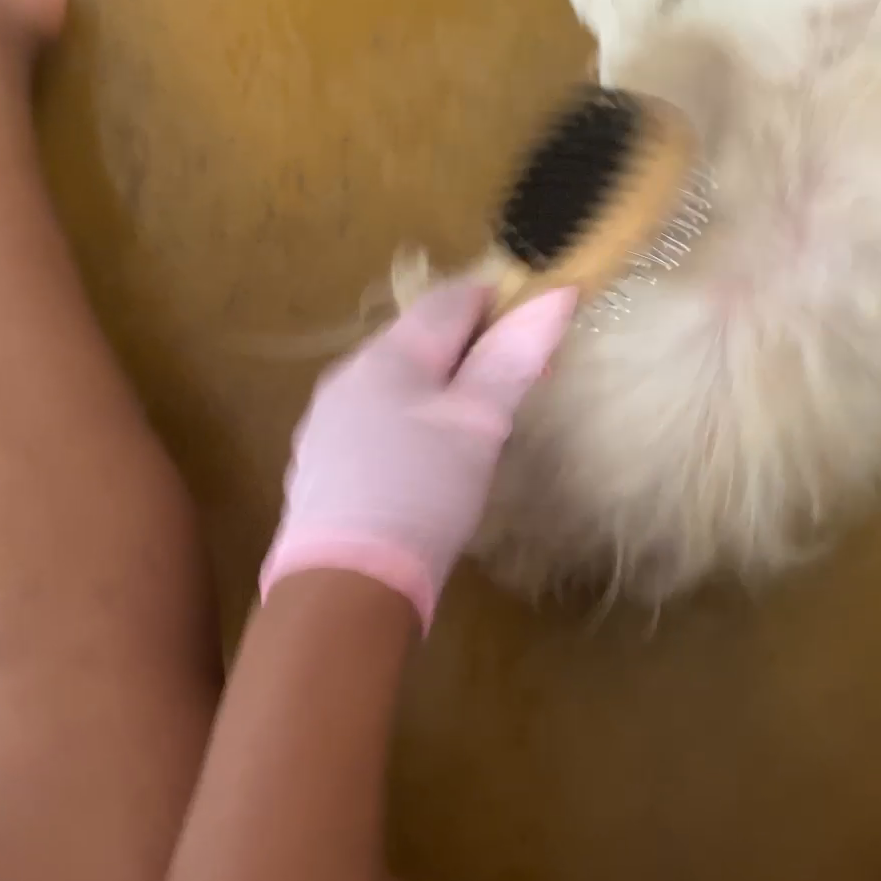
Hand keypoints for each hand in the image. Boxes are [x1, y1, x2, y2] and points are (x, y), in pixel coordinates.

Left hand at [260, 279, 577, 628]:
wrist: (347, 584)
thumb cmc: (424, 490)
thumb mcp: (480, 422)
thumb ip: (514, 358)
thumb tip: (556, 295)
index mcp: (389, 355)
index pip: (450, 299)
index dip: (499, 301)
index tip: (538, 328)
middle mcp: (350, 375)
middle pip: (421, 339)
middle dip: (475, 349)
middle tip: (519, 383)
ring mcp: (329, 420)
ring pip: (399, 381)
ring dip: (444, 386)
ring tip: (481, 423)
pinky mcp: (323, 463)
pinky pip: (378, 418)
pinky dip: (414, 419)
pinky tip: (430, 459)